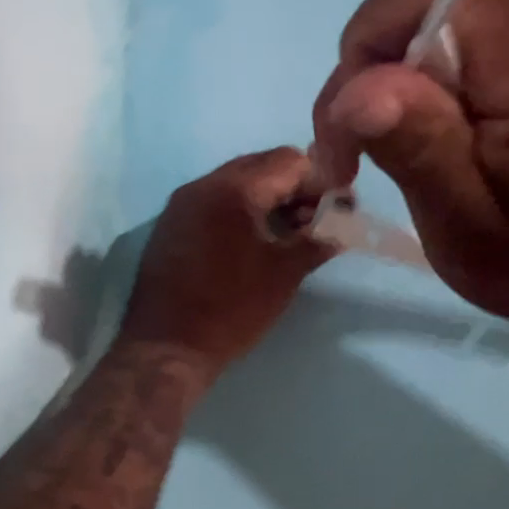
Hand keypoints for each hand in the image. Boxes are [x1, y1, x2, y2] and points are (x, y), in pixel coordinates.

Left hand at [119, 148, 331, 367]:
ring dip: (265, 202)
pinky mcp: (169, 228)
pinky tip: (252, 245)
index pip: (289, 161)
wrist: (167, 348)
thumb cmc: (231, 310)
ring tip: (287, 237)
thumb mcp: (283, 275)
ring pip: (234, 185)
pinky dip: (237, 214)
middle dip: (292, 189)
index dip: (320, 181)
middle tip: (314, 222)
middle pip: (260, 167)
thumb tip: (342, 227)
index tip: (337, 208)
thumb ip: (317, 241)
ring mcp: (180, 206)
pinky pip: (211, 205)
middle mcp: (201, 185)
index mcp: (232, 189)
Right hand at [312, 0, 508, 333]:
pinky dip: (426, 85)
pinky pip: (467, 41)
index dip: (370, 39)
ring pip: (442, 17)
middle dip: (370, 65)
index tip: (347, 125)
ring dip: (392, 81)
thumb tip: (354, 92)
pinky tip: (427, 142)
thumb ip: (417, 147)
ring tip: (381, 156)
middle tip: (349, 152)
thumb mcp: (464, 224)